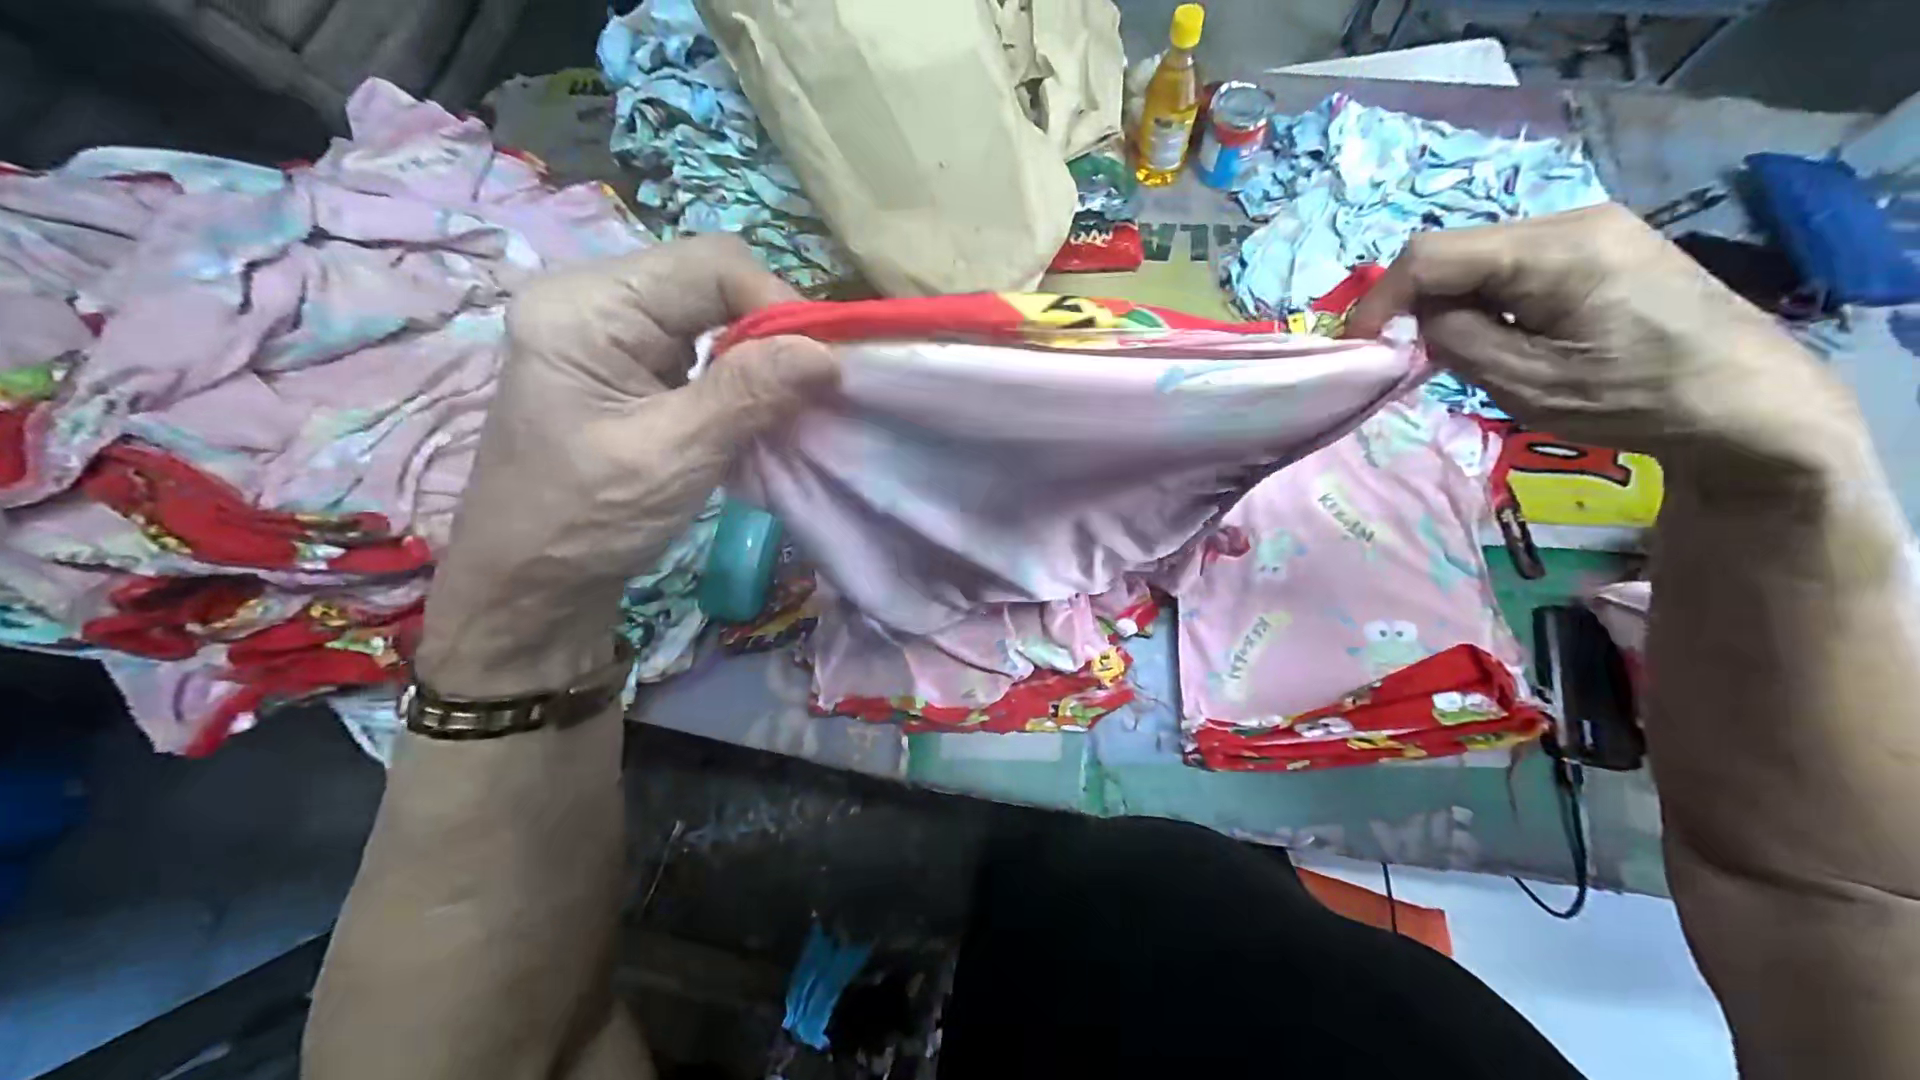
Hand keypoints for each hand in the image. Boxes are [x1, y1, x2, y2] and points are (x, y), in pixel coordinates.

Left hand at [414, 236, 837, 697]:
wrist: (534, 583)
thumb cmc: (586, 522)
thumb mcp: (673, 457)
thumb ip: (748, 395)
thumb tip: (828, 353)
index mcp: (587, 306)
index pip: (709, 266)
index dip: (777, 305)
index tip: (821, 367)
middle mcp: (596, 301)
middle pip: (713, 283)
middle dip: (772, 332)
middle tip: (810, 389)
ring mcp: (612, 334)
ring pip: (715, 316)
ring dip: (761, 358)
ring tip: (787, 406)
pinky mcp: (630, 367)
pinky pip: (704, 350)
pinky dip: (742, 378)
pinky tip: (756, 414)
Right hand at [1347, 204, 1870, 494]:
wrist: (1747, 402)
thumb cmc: (1635, 400)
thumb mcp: (1525, 383)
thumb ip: (1454, 341)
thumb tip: (1413, 320)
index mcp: (1556, 250)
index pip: (1429, 255)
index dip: (1379, 299)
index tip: (1357, 346)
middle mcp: (1570, 221)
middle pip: (1450, 249)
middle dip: (1409, 301)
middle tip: (1398, 353)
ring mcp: (1587, 230)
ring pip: (1474, 256)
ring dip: (1442, 301)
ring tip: (1442, 350)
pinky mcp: (1594, 249)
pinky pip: (1506, 264)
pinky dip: (1476, 299)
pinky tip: (1488, 334)